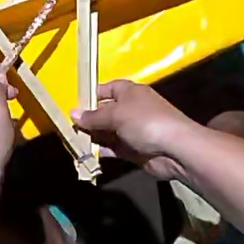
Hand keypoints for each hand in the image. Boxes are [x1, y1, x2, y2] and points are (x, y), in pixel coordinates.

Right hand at [72, 80, 201, 180]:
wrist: (175, 148)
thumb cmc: (145, 121)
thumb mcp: (116, 114)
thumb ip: (94, 116)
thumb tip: (73, 113)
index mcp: (130, 93)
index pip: (107, 89)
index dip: (91, 95)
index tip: (73, 105)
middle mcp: (131, 109)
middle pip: (104, 112)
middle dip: (88, 119)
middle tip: (68, 128)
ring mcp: (132, 130)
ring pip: (107, 132)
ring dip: (92, 137)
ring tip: (73, 142)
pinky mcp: (134, 149)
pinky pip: (113, 148)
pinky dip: (101, 151)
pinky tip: (86, 154)